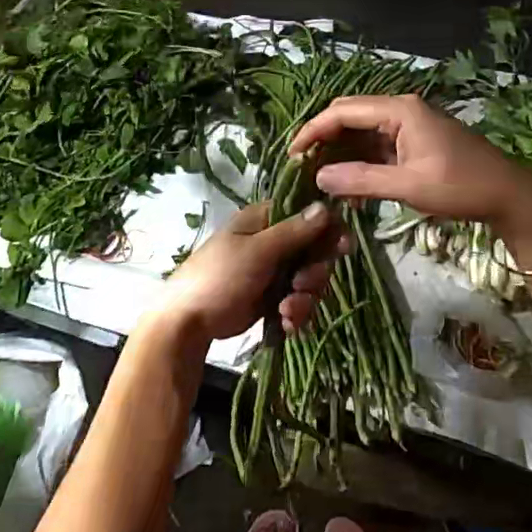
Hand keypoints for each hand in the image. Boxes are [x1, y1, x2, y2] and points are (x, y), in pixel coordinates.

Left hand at [150, 201, 344, 342]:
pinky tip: (284, 325)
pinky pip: (297, 302)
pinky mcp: (272, 298)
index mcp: (264, 220)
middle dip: (313, 274)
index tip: (341, 248)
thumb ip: (294, 231)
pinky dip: (295, 314)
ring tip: (287, 312)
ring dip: (304, 299)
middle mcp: (272, 242)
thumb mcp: (258, 251)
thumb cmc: (220, 276)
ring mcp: (272, 271)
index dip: (326, 231)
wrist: (190, 321)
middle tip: (301, 285)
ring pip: (308, 281)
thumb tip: (325, 206)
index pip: (307, 216)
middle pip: (314, 252)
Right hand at [291, 94, 531, 265]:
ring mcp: (407, 125)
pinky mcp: (413, 141)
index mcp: (399, 110)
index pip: (342, 111)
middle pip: (348, 116)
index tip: (293, 155)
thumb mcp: (408, 186)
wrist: (510, 197)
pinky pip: (375, 145)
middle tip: (301, 166)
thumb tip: (317, 178)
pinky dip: (358, 161)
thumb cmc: (461, 187)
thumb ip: (360, 180)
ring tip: (319, 178)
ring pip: (360, 132)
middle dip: (323, 139)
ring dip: (339, 152)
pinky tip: (346, 185)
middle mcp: (400, 110)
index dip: (313, 131)